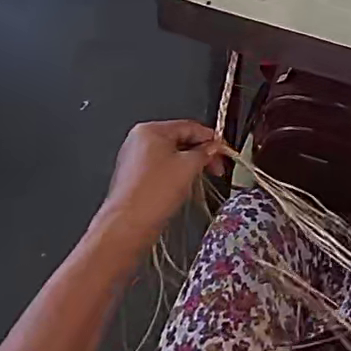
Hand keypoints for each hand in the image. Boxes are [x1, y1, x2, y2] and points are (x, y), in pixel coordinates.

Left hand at [94, 121, 226, 246]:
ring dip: (187, 165)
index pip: (188, 126)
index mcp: (150, 130)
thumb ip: (204, 153)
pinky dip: (174, 174)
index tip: (221, 148)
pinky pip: (160, 169)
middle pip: (178, 139)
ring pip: (169, 155)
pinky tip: (181, 187)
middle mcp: (139, 140)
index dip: (209, 137)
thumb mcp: (188, 167)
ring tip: (199, 178)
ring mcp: (134, 158)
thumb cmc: (152, 194)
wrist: (129, 225)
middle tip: (215, 165)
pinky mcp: (134, 177)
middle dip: (199, 153)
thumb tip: (211, 148)